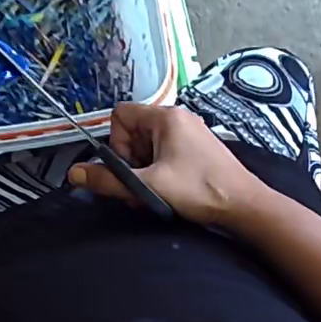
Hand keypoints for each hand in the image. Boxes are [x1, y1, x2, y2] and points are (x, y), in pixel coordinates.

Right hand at [67, 103, 266, 225]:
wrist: (243, 205)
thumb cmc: (203, 191)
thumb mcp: (148, 186)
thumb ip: (109, 180)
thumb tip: (77, 174)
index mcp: (166, 117)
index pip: (120, 115)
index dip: (116, 143)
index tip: (129, 167)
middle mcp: (179, 119)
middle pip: (133, 133)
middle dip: (132, 162)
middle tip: (143, 185)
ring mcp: (190, 134)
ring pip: (148, 147)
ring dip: (146, 171)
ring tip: (159, 192)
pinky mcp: (197, 150)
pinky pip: (165, 155)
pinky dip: (161, 173)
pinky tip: (171, 192)